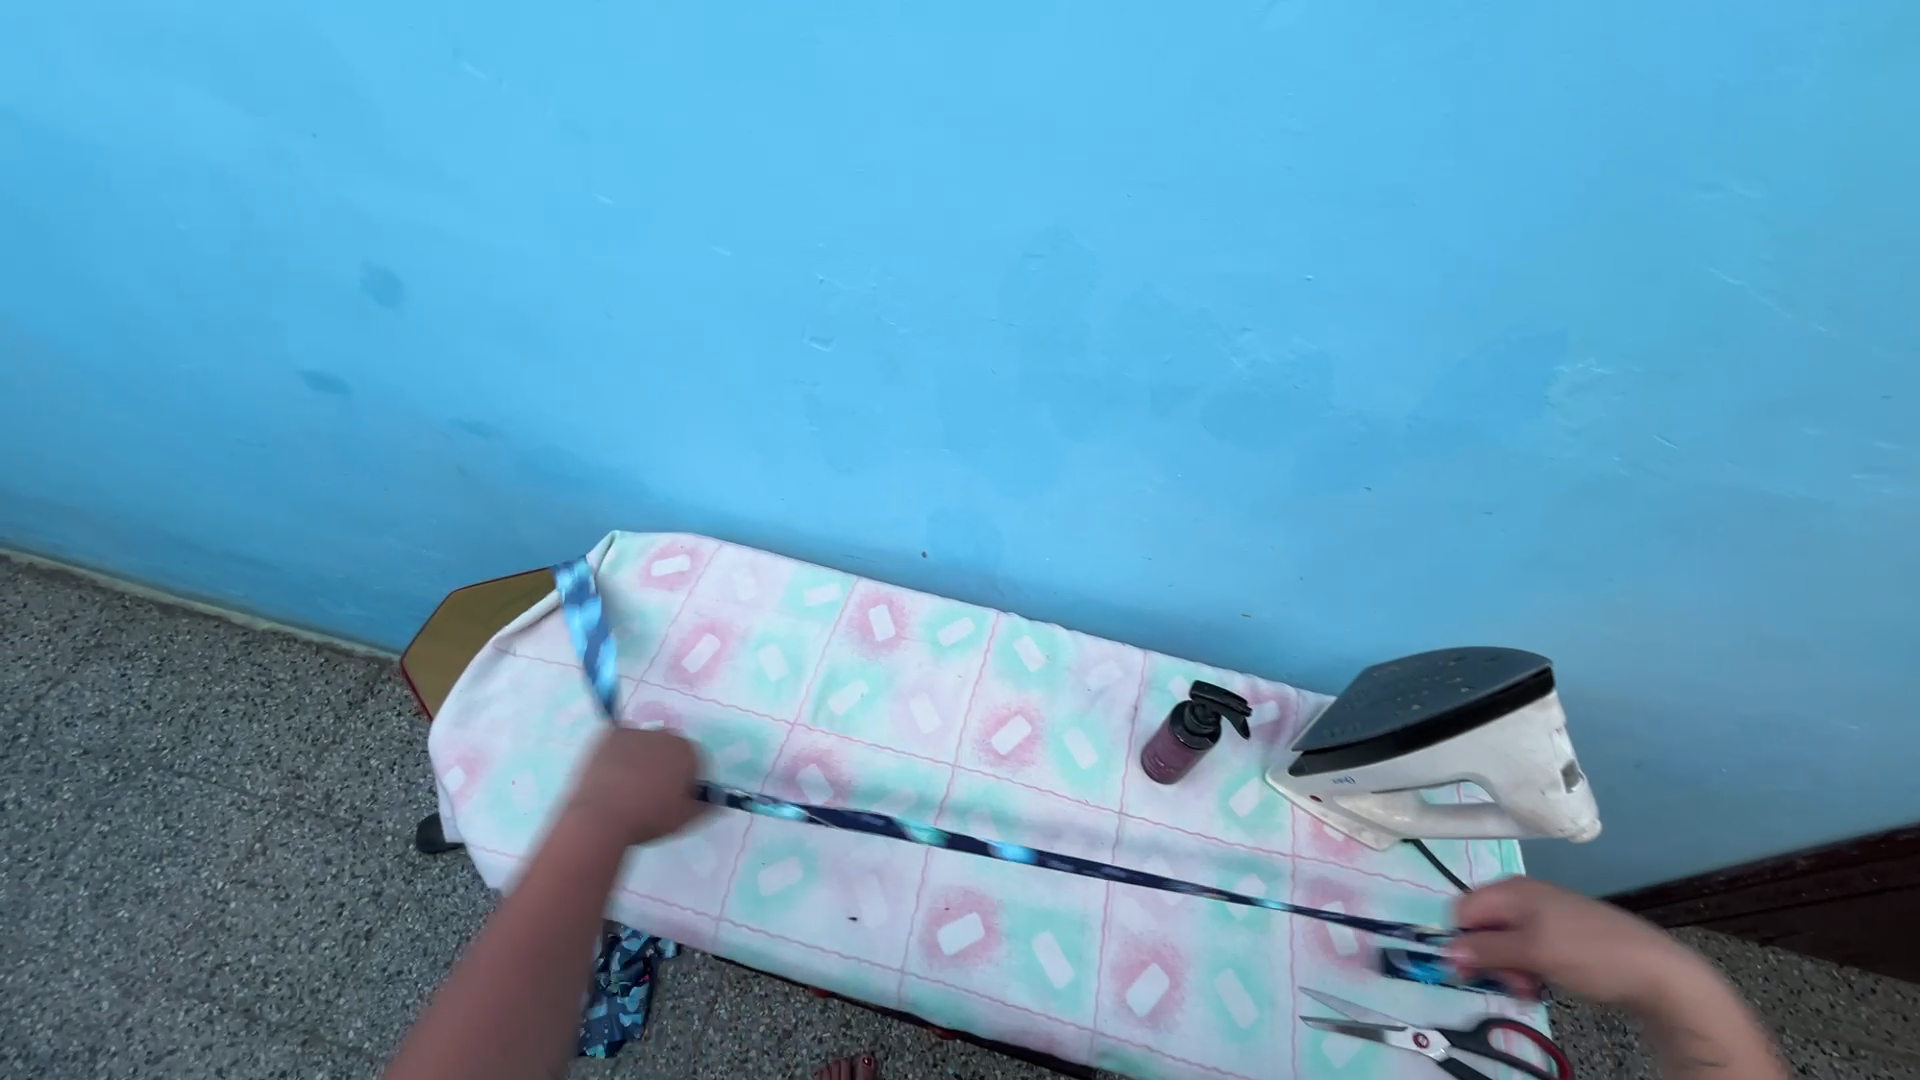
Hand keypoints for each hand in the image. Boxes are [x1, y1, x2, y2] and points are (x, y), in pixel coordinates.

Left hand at [564, 728, 707, 846]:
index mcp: (689, 751)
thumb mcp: (684, 819)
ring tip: (626, 787)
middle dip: (664, 766)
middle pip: (669, 749)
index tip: (673, 799)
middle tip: (650, 793)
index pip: (694, 762)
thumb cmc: (647, 818)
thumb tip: (715, 800)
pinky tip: (611, 775)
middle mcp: (666, 734)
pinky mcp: (609, 734)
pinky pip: (619, 741)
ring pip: (644, 745)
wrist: (599, 818)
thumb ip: (705, 806)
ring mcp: (636, 732)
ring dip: (641, 758)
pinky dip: (618, 753)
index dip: (685, 781)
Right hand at [1449, 876, 1702, 1010]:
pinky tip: (1544, 980)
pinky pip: (1527, 944)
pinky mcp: (1561, 930)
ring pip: (1504, 938)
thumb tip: (1445, 950)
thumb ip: (1486, 950)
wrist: (1661, 972)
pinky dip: (1528, 964)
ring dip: (1510, 966)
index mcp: (1509, 890)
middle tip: (1513, 985)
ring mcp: (1543, 912)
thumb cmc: (1590, 954)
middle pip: (1483, 924)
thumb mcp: (1533, 953)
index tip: (1475, 973)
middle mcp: (1521, 895)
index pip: (1462, 910)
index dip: (1462, 941)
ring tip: (1532, 987)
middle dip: (1490, 957)